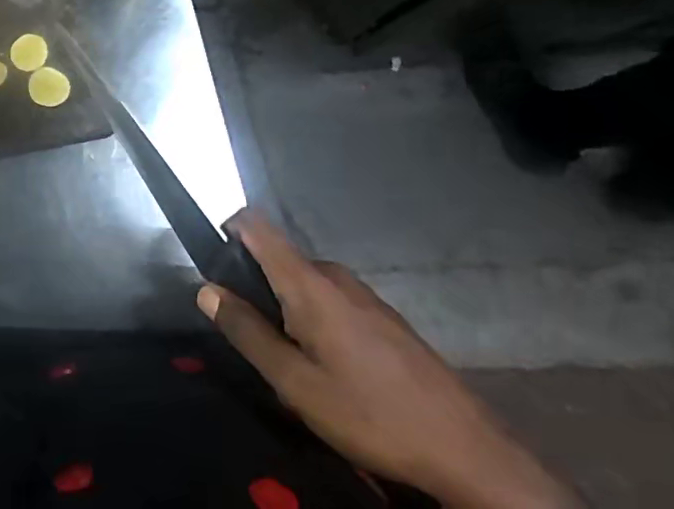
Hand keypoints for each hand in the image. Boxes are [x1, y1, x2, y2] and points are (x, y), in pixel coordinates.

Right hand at [200, 211, 581, 508]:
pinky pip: (331, 300)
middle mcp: (335, 276)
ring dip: (286, 308)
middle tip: (254, 340)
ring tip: (293, 362)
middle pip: (278, 258)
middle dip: (256, 287)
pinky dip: (315, 319)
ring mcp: (363, 294)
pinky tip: (331, 369)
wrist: (466, 449)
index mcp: (308, 283)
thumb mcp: (294, 382)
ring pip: (305, 283)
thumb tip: (207, 291)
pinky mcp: (383, 316)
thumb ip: (247, 332)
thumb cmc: (369, 413)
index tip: (216, 266)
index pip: (256, 224)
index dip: (228, 230)